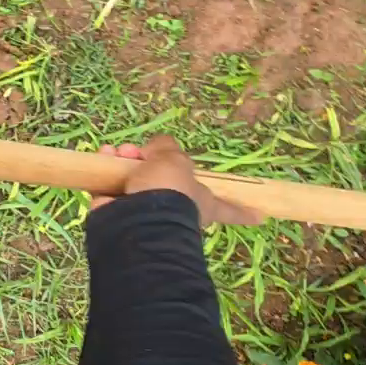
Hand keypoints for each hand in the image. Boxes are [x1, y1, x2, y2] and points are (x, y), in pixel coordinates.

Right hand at [90, 135, 262, 226]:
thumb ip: (166, 148)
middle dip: (147, 160)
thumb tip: (155, 146)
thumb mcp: (173, 160)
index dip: (244, 211)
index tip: (262, 218)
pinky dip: (105, 168)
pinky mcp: (117, 209)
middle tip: (135, 150)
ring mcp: (145, 210)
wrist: (134, 215)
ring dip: (124, 160)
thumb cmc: (166, 190)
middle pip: (165, 179)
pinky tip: (102, 156)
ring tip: (116, 151)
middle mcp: (176, 207)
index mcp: (202, 201)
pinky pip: (111, 184)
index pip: (229, 207)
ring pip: (135, 178)